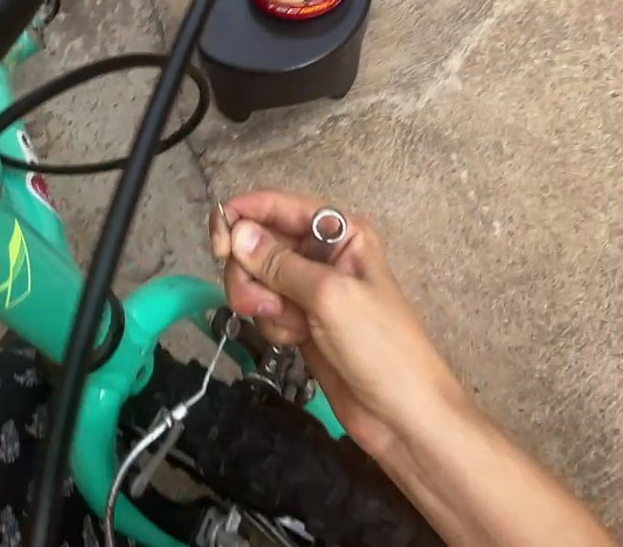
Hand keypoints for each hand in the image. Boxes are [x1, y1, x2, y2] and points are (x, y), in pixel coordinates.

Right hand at [210, 191, 462, 458]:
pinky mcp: (299, 318)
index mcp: (339, 230)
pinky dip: (271, 323)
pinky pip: (264, 307)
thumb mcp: (329, 297)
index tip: (219, 244)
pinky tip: (295, 339)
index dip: (244, 216)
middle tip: (257, 302)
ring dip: (260, 301)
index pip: (278, 205)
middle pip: (258, 241)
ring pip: (255, 276)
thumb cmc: (381, 347)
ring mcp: (309, 286)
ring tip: (286, 325)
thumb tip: (237, 232)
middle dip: (250, 271)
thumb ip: (279, 263)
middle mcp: (321, 251)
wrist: (404, 417)